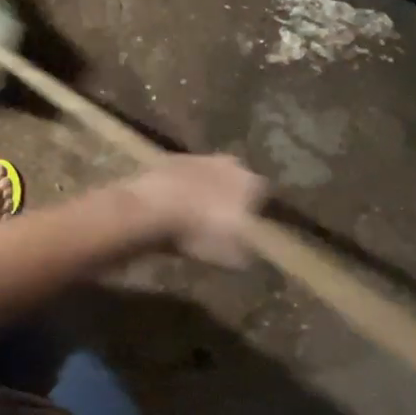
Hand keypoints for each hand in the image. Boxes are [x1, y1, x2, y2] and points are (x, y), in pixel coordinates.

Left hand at [123, 154, 265, 267]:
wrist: (149, 209)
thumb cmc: (201, 233)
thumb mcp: (238, 257)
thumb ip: (251, 248)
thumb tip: (250, 246)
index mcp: (251, 182)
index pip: (266, 195)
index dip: (262, 210)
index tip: (258, 225)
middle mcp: (227, 163)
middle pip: (237, 179)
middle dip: (235, 195)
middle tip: (228, 219)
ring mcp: (194, 157)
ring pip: (209, 175)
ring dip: (207, 190)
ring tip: (200, 214)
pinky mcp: (166, 160)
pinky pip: (184, 177)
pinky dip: (183, 188)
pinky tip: (177, 206)